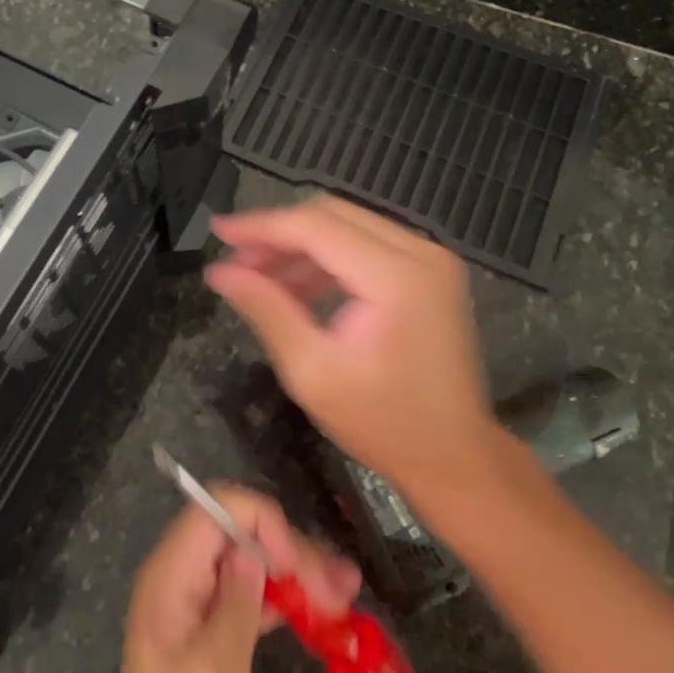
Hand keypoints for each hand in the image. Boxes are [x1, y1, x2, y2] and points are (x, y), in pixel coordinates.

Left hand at [124, 485, 361, 672]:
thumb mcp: (212, 666)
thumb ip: (234, 607)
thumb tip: (253, 550)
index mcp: (172, 572)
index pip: (218, 510)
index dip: (264, 524)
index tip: (297, 568)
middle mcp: (181, 571)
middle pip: (240, 532)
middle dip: (292, 552)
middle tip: (343, 586)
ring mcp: (193, 594)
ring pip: (250, 560)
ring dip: (298, 573)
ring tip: (345, 595)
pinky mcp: (206, 619)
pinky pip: (247, 590)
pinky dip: (282, 596)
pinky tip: (317, 611)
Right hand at [205, 196, 496, 493]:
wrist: (456, 457)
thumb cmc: (383, 423)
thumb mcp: (311, 371)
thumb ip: (265, 309)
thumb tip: (219, 271)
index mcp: (396, 276)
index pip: (315, 226)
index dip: (260, 226)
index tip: (218, 231)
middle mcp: (420, 253)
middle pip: (332, 215)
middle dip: (278, 234)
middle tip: (236, 261)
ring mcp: (430, 259)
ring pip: (347, 226)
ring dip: (300, 247)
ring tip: (259, 278)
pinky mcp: (430, 272)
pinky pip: (366, 245)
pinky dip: (328, 259)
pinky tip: (297, 288)